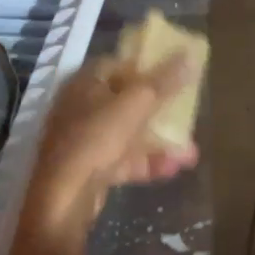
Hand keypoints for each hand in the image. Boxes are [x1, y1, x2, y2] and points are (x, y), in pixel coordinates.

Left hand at [25, 54, 199, 241]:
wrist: (63, 199)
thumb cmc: (97, 137)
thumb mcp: (138, 102)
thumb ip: (166, 80)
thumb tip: (190, 55)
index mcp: (84, 83)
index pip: (116, 63)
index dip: (144, 65)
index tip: (170, 72)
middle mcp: (80, 108)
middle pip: (125, 100)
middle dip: (160, 109)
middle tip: (184, 112)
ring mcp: (83, 140)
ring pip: (128, 133)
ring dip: (159, 141)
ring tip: (191, 152)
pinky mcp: (88, 169)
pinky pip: (123, 159)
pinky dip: (147, 163)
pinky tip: (174, 169)